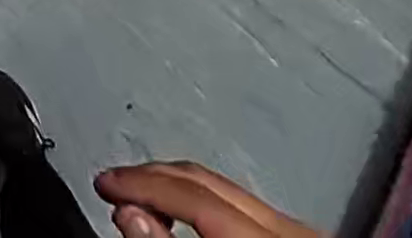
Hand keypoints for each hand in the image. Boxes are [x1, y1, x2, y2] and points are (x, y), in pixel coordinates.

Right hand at [94, 162, 317, 237]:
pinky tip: (183, 217)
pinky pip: (242, 207)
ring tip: (140, 200)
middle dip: (152, 178)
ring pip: (223, 189)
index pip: (192, 195)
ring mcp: (307, 236)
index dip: (139, 184)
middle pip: (206, 181)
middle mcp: (296, 232)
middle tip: (113, 187)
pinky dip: (203, 205)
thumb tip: (129, 212)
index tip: (103, 185)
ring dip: (174, 189)